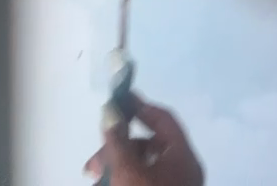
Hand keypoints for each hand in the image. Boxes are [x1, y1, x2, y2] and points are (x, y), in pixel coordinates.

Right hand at [86, 99, 202, 185]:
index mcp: (183, 157)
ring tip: (94, 178)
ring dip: (115, 167)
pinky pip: (141, 183)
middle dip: (117, 148)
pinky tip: (105, 185)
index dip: (140, 106)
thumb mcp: (128, 170)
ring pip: (141, 167)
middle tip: (93, 161)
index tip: (117, 100)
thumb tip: (110, 113)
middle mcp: (182, 171)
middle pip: (147, 145)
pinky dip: (122, 181)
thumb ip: (117, 140)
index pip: (163, 119)